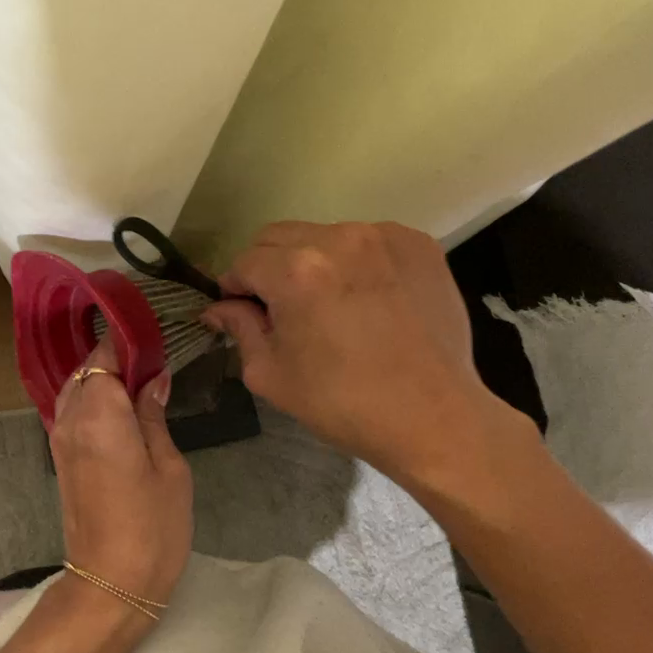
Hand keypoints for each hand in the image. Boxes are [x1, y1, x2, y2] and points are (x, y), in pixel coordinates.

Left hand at [49, 342, 192, 608]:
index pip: (105, 355)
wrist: (111, 581)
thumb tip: (153, 378)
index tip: (153, 333)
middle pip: (87, 369)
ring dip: (102, 378)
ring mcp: (60, 439)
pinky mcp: (60, 457)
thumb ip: (154, 416)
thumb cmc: (153, 526)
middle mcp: (71, 418)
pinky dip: (92, 399)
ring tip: (140, 380)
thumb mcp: (170, 467)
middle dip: (115, 357)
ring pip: (75, 388)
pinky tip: (121, 407)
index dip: (126, 339)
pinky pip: (72, 411)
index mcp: (100, 414)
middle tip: (153, 357)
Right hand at [202, 221, 523, 485]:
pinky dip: (355, 262)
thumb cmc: (342, 403)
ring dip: (313, 262)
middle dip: (269, 268)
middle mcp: (337, 239)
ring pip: (323, 235)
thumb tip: (219, 308)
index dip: (235, 289)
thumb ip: (240, 329)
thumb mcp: (271, 374)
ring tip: (330, 305)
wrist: (433, 417)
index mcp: (295, 272)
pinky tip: (366, 298)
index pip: (244, 263)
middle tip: (282, 310)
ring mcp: (383, 237)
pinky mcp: (418, 245)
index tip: (243, 314)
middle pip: (278, 238)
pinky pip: (367, 240)